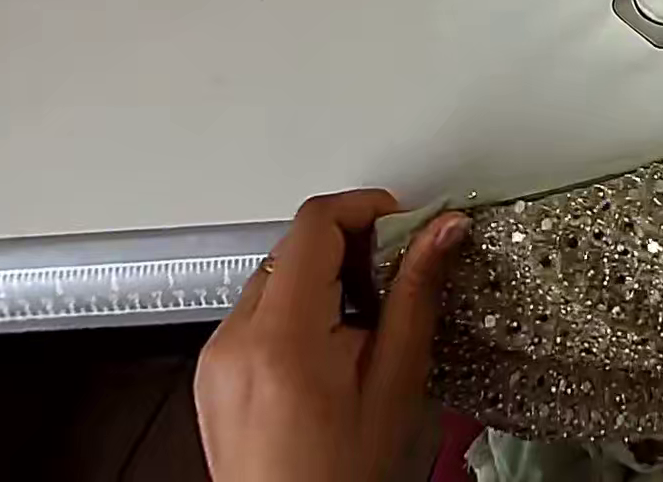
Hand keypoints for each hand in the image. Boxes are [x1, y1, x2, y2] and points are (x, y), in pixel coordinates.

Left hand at [195, 190, 470, 481]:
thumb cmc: (345, 472)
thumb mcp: (396, 377)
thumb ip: (418, 289)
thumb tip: (446, 226)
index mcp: (280, 338)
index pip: (315, 223)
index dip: (366, 207)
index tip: (405, 226)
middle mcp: (234, 337)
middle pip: (298, 241)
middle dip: (355, 239)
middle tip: (397, 272)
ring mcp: (217, 353)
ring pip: (284, 266)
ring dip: (332, 267)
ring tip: (369, 310)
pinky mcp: (216, 366)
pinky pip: (265, 299)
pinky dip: (307, 295)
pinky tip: (337, 334)